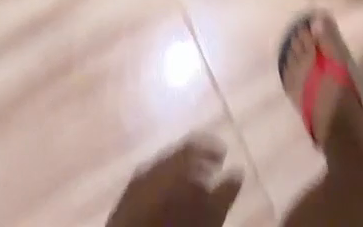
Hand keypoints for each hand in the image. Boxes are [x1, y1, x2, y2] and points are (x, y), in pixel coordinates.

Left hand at [106, 136, 244, 226]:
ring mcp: (133, 184)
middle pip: (176, 156)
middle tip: (212, 174)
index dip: (211, 146)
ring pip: (162, 171)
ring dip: (180, 177)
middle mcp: (149, 165)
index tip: (224, 155)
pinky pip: (147, 185)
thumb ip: (224, 191)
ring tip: (194, 191)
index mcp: (168, 163)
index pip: (192, 143)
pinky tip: (170, 202)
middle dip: (196, 163)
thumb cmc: (174, 223)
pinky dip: (162, 188)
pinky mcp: (123, 201)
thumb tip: (239, 170)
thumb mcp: (207, 213)